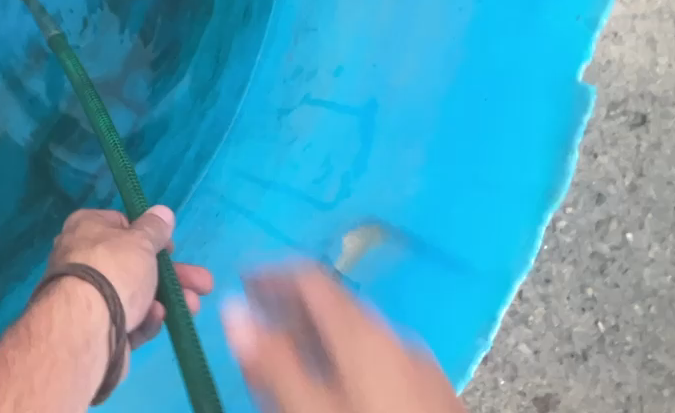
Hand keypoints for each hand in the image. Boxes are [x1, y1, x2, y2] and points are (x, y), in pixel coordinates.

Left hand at [45, 206, 214, 347]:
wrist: (86, 326)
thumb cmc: (114, 269)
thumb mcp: (140, 242)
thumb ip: (154, 229)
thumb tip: (162, 211)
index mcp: (87, 227)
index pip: (122, 226)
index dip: (150, 237)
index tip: (173, 249)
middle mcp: (83, 256)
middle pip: (134, 264)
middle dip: (171, 276)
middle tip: (203, 285)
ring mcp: (89, 294)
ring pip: (135, 294)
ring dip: (166, 299)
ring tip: (192, 307)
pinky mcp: (97, 326)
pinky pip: (126, 318)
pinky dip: (144, 319)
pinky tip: (156, 317)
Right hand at [221, 264, 466, 412]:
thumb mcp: (309, 407)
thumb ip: (270, 358)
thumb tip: (233, 309)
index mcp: (363, 332)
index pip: (308, 275)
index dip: (269, 275)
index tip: (242, 288)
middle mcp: (396, 338)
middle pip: (333, 308)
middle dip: (290, 318)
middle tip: (258, 342)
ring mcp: (425, 372)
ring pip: (358, 341)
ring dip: (319, 348)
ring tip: (292, 379)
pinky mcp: (441, 401)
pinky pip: (382, 367)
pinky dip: (349, 370)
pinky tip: (339, 399)